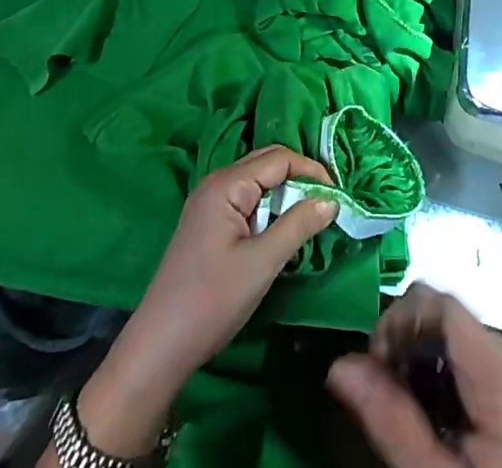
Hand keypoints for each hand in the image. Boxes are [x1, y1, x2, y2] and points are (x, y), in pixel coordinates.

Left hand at [70, 146, 338, 459]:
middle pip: (268, 163)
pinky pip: (247, 200)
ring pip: (258, 181)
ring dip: (287, 193)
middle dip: (301, 177)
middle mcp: (216, 183)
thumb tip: (331, 200)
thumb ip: (299, 225)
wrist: (161, 343)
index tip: (339, 196)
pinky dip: (271, 207)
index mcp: (226, 184)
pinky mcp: (209, 223)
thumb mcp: (263, 261)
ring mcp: (209, 202)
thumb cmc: (213, 299)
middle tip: (330, 203)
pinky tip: (284, 229)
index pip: (279, 158)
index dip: (312, 171)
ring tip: (313, 216)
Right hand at [327, 284, 501, 467]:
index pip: (442, 306)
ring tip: (400, 400)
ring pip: (451, 328)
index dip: (400, 320)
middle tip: (381, 386)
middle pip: (445, 313)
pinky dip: (434, 365)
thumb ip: (389, 418)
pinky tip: (425, 404)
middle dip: (403, 337)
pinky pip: (465, 350)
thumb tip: (339, 365)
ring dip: (415, 351)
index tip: (375, 362)